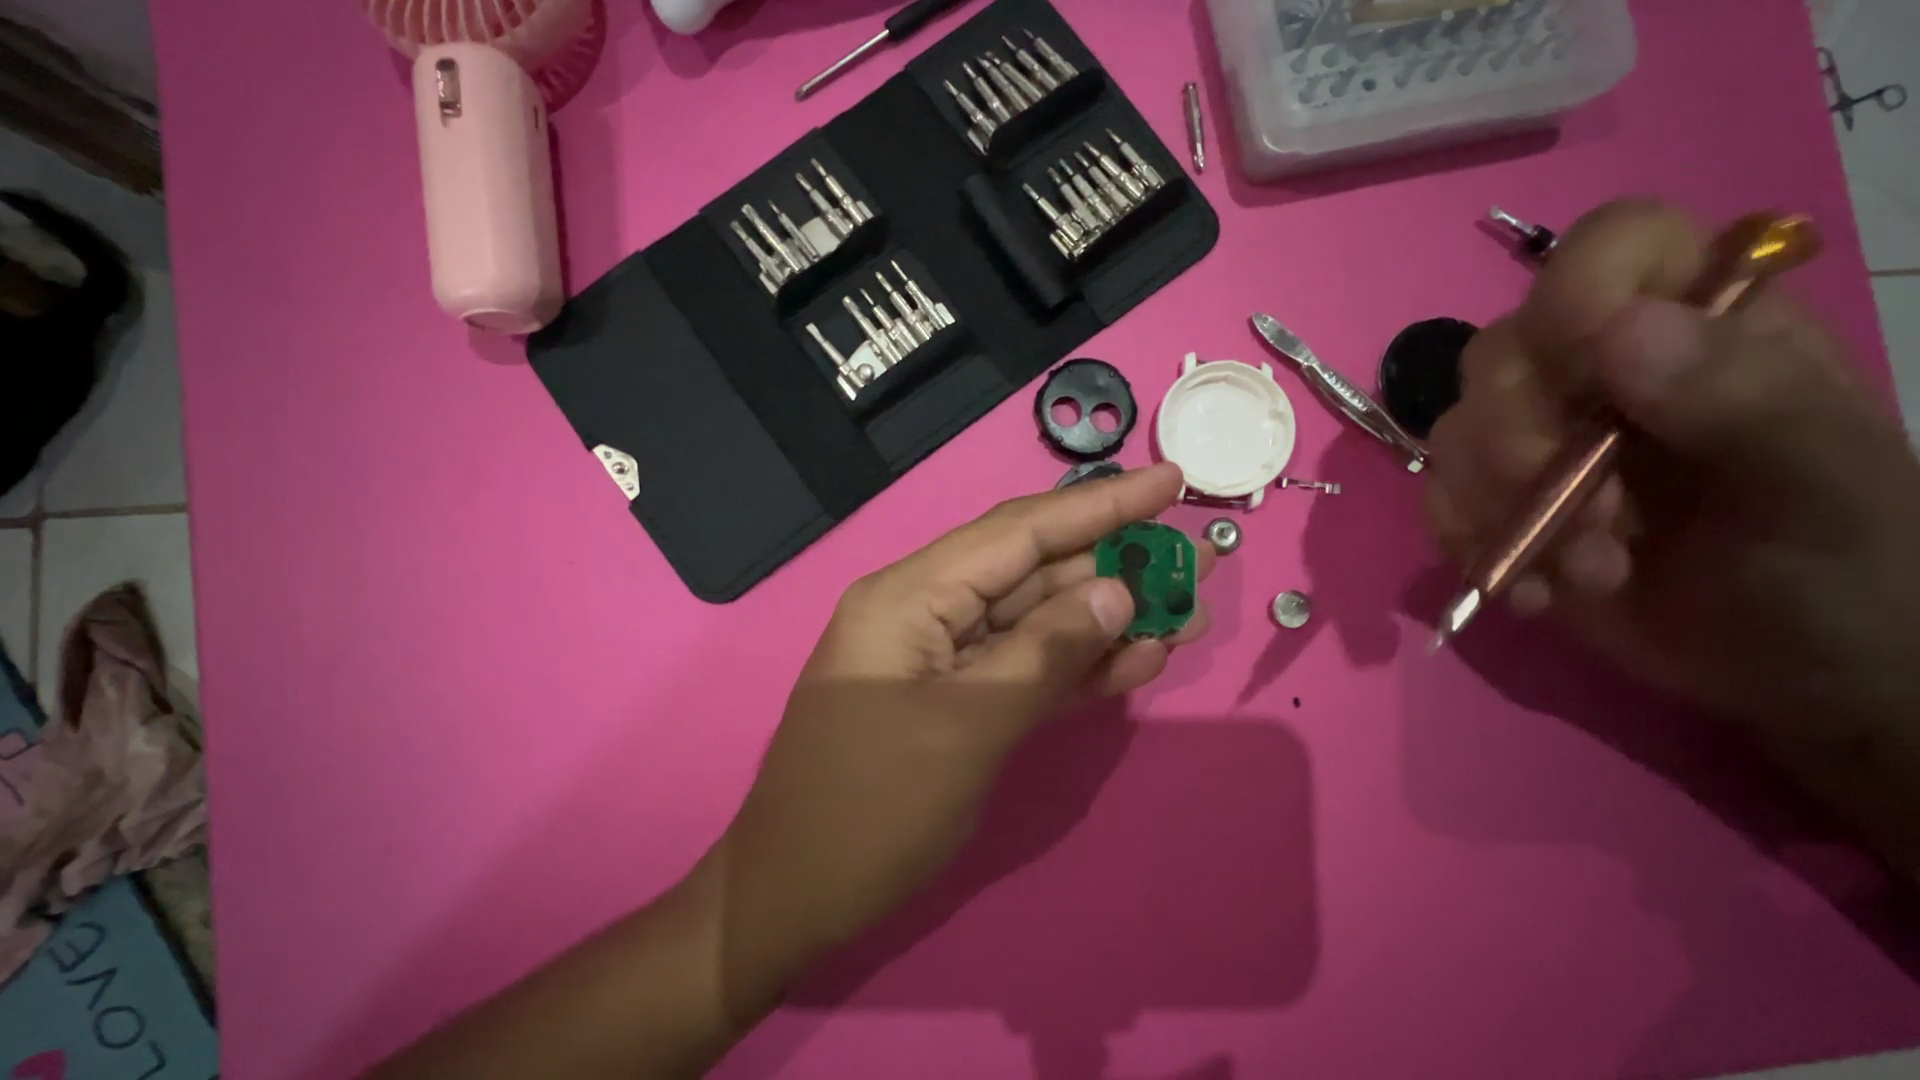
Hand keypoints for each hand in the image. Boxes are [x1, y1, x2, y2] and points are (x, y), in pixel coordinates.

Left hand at [712, 463, 1211, 1010]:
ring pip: (1035, 622)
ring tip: (1187, 612)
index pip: (1019, 531)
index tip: (1171, 481)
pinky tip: (1138, 660)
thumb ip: (1045, 652)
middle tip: (1196, 559)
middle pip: (1032, 571)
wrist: (798, 894)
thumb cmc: (872, 807)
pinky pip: (1023, 669)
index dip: (1100, 505)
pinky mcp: (954, 702)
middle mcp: (924, 611)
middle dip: (1114, 564)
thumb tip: (1115, 593)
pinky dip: (1076, 666)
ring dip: (1106, 620)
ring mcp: (939, 659)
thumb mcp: (968, 725)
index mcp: (910, 595)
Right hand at [1425, 200, 1919, 871]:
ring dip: (1504, 510)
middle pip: (1501, 353)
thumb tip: (1618, 332)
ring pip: (1455, 431)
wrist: (1806, 675)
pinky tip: (1536, 592)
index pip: (1609, 246)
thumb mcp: (1831, 485)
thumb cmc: (1854, 571)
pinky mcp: (1500, 504)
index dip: (1576, 291)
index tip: (1587, 374)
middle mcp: (1603, 368)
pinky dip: (1471, 546)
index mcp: (1701, 325)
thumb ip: (1747, 399)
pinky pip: (1439, 499)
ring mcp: (1542, 438)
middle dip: (1524, 446)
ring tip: (1589, 572)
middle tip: (1597, 523)